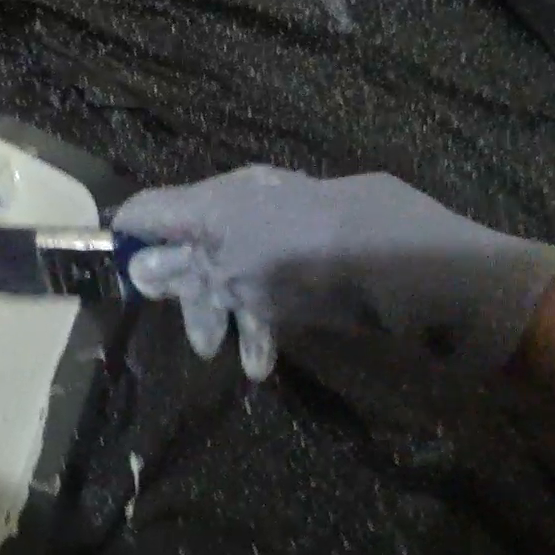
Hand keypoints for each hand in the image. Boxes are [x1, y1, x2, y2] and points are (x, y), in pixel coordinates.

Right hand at [113, 166, 554, 379]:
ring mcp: (285, 229)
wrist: (438, 274)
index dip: (128, 239)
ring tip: (230, 356)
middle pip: (191, 243)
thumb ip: (185, 270)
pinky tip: (268, 353)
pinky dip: (264, 314)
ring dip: (226, 312)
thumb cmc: (318, 265)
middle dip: (185, 291)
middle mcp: (246, 205)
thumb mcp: (239, 272)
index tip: (116, 276)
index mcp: (218, 198)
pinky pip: (274, 282)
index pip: (151, 208)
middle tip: (193, 336)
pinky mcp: (320, 256)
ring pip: (233, 269)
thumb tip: (138, 267)